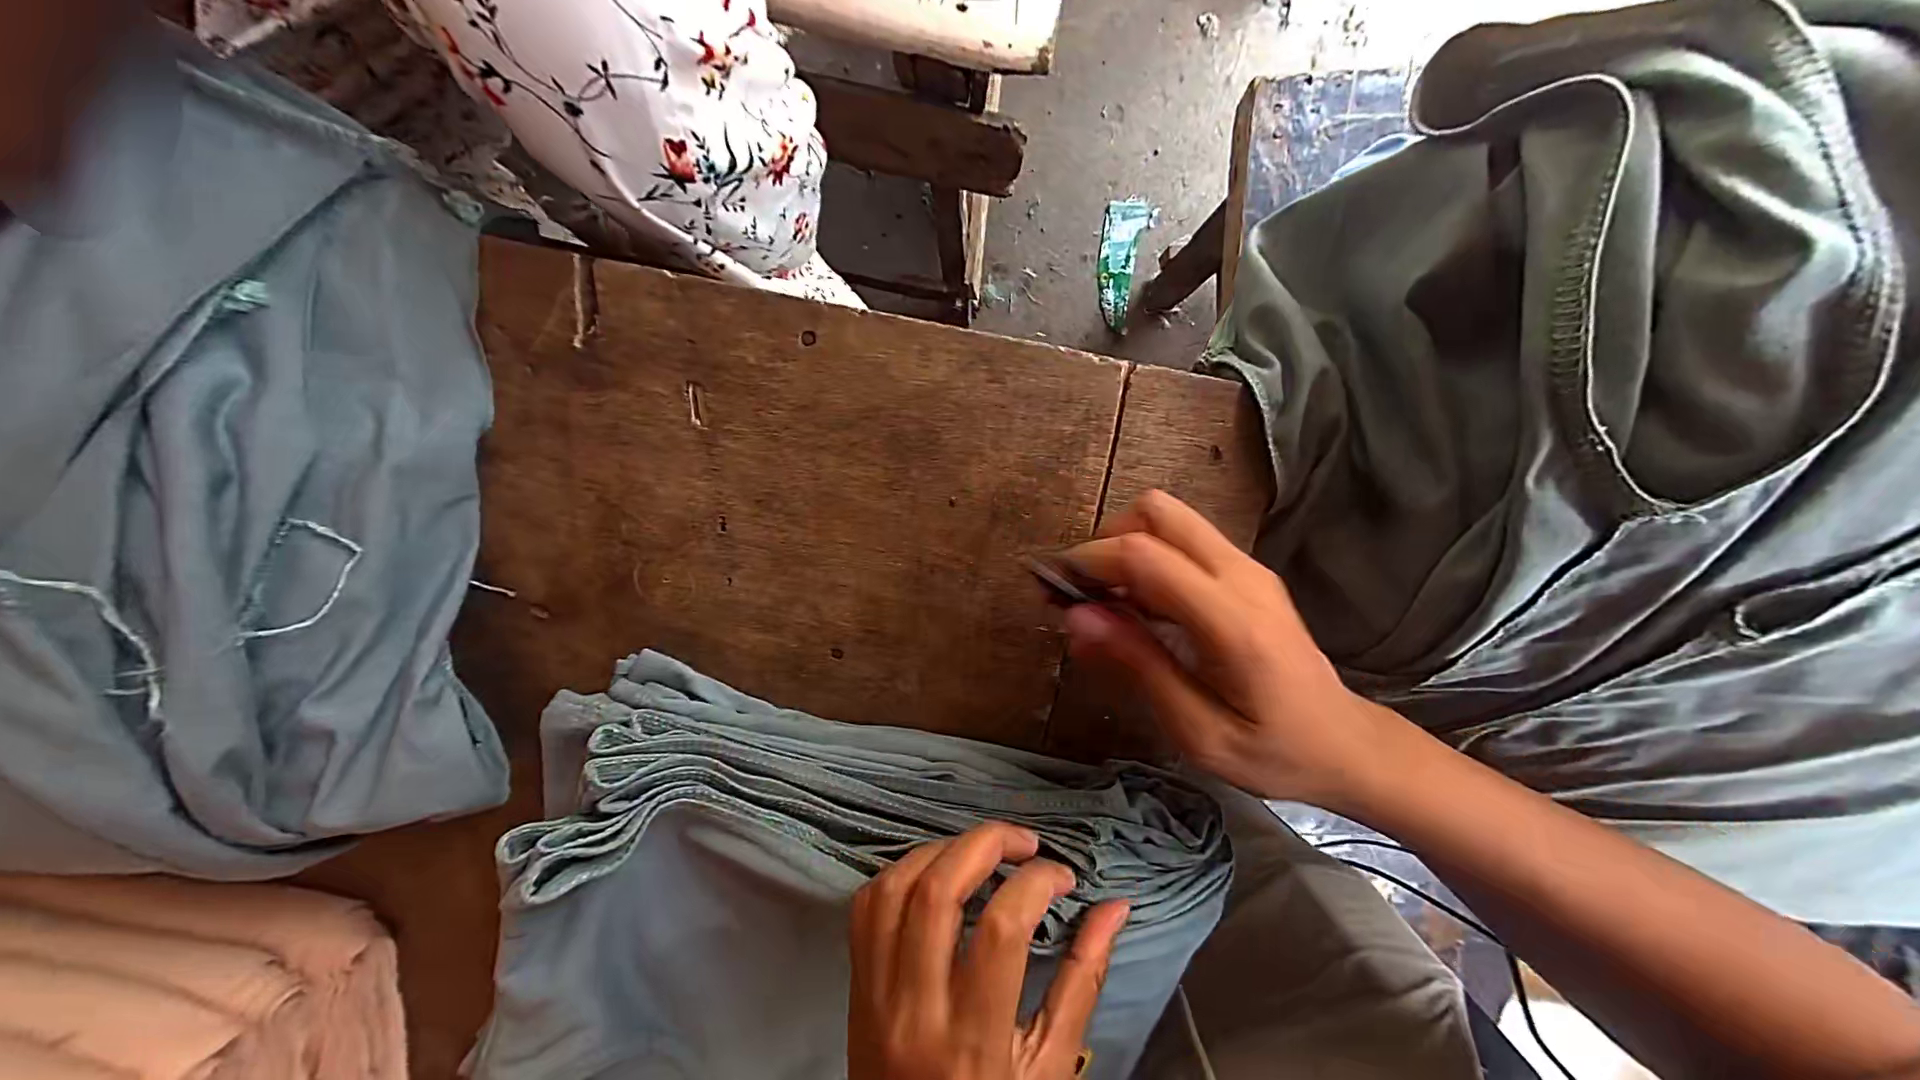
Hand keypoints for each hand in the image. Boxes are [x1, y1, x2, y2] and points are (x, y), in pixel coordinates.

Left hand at [848, 822, 1129, 1079]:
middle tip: (1023, 843)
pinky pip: (868, 905)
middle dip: (986, 844)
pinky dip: (903, 870)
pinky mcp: (856, 983)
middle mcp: (915, 1010)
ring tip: (982, 850)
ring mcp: (876, 993)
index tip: (1062, 878)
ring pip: (895, 888)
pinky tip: (937, 871)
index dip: (1037, 884)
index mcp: (972, 1040)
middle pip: (938, 892)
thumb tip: (1114, 907)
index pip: (1001, 930)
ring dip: (942, 850)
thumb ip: (1083, 980)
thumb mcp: (1050, 1065)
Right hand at [1059, 490, 1405, 808]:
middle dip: (1104, 542)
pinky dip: (1144, 558)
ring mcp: (1247, 569)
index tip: (1053, 591)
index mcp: (1232, 621)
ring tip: (1101, 602)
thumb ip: (1138, 666)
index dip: (1088, 562)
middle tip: (1082, 594)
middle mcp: (1242, 576)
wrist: (1347, 743)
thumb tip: (1077, 617)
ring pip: (1167, 519)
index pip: (1145, 555)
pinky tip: (1134, 607)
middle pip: (1155, 513)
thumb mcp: (1198, 731)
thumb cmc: (1275, 752)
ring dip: (1122, 547)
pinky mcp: (1245, 573)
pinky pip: (1182, 542)